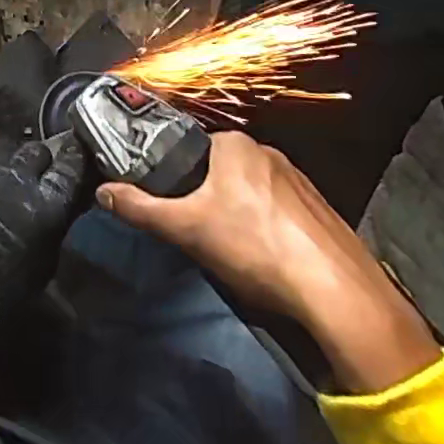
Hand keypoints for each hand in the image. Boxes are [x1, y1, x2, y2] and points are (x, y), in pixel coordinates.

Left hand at [0, 141, 84, 360]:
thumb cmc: (7, 290)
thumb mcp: (46, 260)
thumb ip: (54, 223)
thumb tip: (59, 207)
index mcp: (46, 204)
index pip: (69, 168)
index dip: (75, 158)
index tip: (79, 151)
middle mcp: (15, 179)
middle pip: (34, 153)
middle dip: (39, 160)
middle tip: (40, 172)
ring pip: (3, 162)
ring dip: (7, 174)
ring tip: (5, 191)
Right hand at [97, 131, 439, 392]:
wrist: (342, 298)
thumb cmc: (254, 246)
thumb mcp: (184, 227)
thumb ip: (138, 206)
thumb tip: (101, 191)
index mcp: (236, 145)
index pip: (187, 146)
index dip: (169, 170)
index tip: (161, 194)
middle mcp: (269, 153)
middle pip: (216, 167)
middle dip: (201, 191)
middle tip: (187, 220)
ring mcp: (302, 182)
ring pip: (248, 188)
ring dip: (232, 208)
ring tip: (223, 240)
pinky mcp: (324, 213)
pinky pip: (277, 208)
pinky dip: (263, 224)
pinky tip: (260, 252)